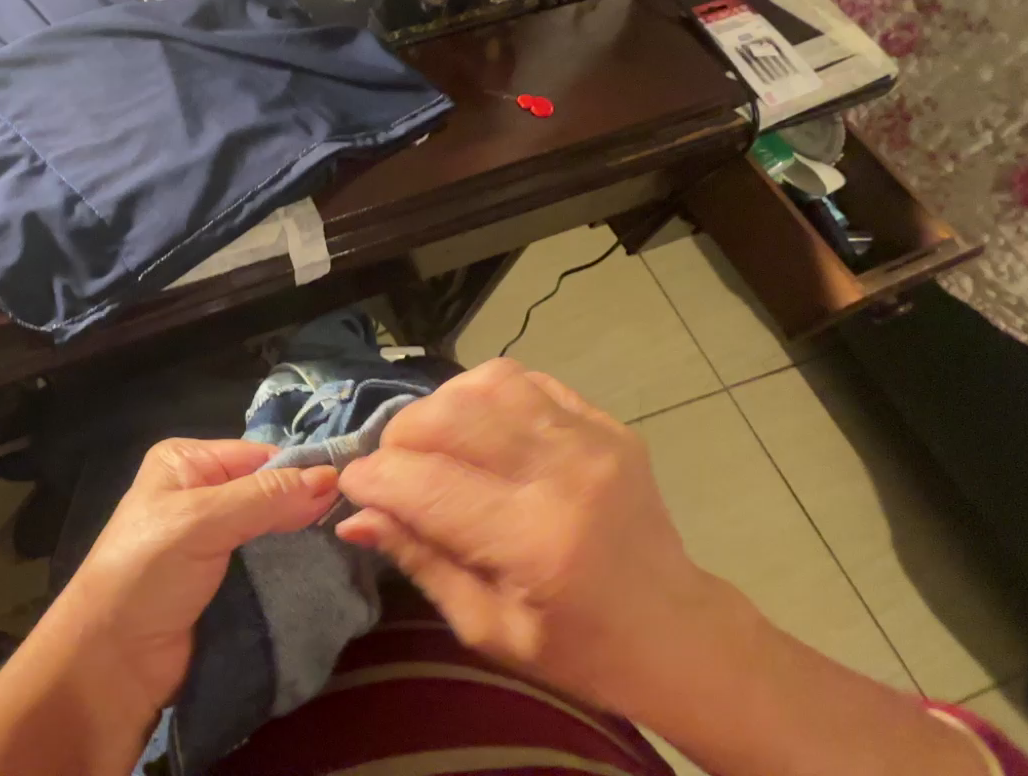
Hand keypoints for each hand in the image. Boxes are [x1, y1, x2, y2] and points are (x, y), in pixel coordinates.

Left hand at [57, 438, 340, 713]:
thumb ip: (265, 498)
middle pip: (270, 489)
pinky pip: (272, 561)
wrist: (113, 662)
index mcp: (187, 463)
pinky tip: (330, 564)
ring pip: (276, 527)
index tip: (349, 488)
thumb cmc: (146, 573)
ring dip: (306, 536)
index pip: (258, 455)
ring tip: (351, 539)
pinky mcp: (229, 580)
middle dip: (307, 503)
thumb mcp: (201, 522)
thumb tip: (331, 476)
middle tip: (356, 517)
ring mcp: (216, 538)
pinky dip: (296, 564)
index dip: (301, 470)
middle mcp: (203, 492)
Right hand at [336, 358, 714, 710]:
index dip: (372, 479)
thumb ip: (418, 559)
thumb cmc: (575, 648)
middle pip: (449, 416)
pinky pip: (524, 380)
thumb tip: (353, 514)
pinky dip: (483, 395)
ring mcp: (590, 438)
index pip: (425, 484)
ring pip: (484, 383)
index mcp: (534, 541)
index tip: (354, 487)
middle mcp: (563, 474)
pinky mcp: (604, 422)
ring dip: (440, 408)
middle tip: (394, 469)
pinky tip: (479, 428)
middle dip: (399, 438)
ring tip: (434, 444)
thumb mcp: (486, 626)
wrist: (675, 632)